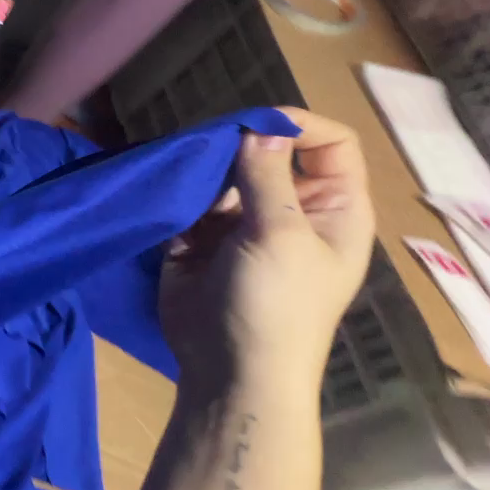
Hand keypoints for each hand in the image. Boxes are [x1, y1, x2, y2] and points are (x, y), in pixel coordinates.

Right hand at [159, 108, 375, 394]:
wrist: (229, 364)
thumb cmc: (276, 303)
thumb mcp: (279, 235)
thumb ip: (267, 178)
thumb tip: (258, 126)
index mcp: (332, 208)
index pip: (329, 145)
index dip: (296, 125)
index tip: (247, 125)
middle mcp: (289, 211)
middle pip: (268, 155)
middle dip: (234, 144)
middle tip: (197, 144)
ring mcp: (240, 227)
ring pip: (221, 178)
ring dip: (198, 170)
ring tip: (171, 166)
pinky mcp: (196, 241)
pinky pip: (185, 204)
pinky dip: (172, 194)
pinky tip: (156, 187)